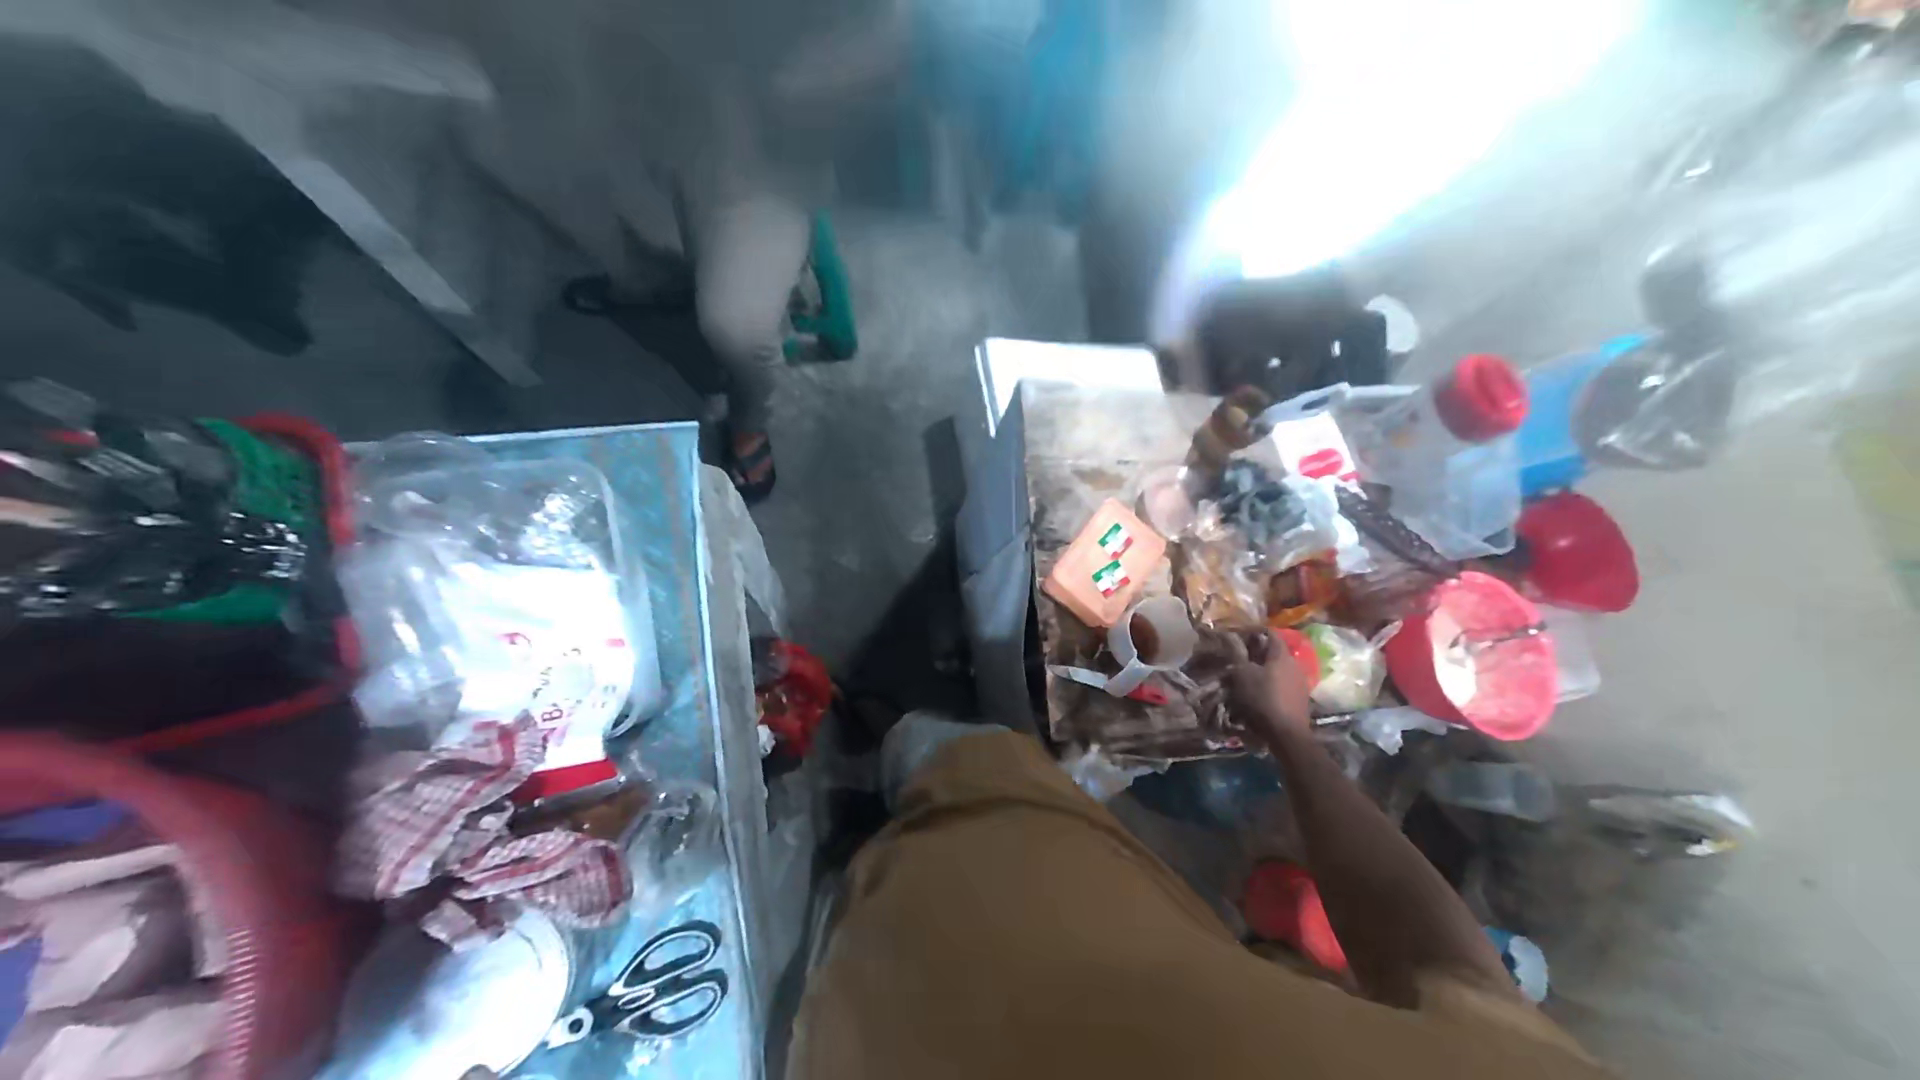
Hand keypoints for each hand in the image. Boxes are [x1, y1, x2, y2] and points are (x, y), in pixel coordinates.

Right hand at [1228, 630, 1312, 737]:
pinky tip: (1261, 689)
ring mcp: (1300, 681)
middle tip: (1241, 655)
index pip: (1271, 633)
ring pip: (1280, 667)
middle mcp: (1295, 664)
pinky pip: (1284, 681)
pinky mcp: (1300, 696)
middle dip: (1259, 651)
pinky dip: (1272, 681)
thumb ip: (1237, 655)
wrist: (1286, 732)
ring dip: (1265, 667)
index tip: (1239, 635)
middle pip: (1276, 651)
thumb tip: (1231, 639)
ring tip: (1249, 674)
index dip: (1255, 631)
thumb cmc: (1263, 698)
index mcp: (1282, 655)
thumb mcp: (1242, 674)